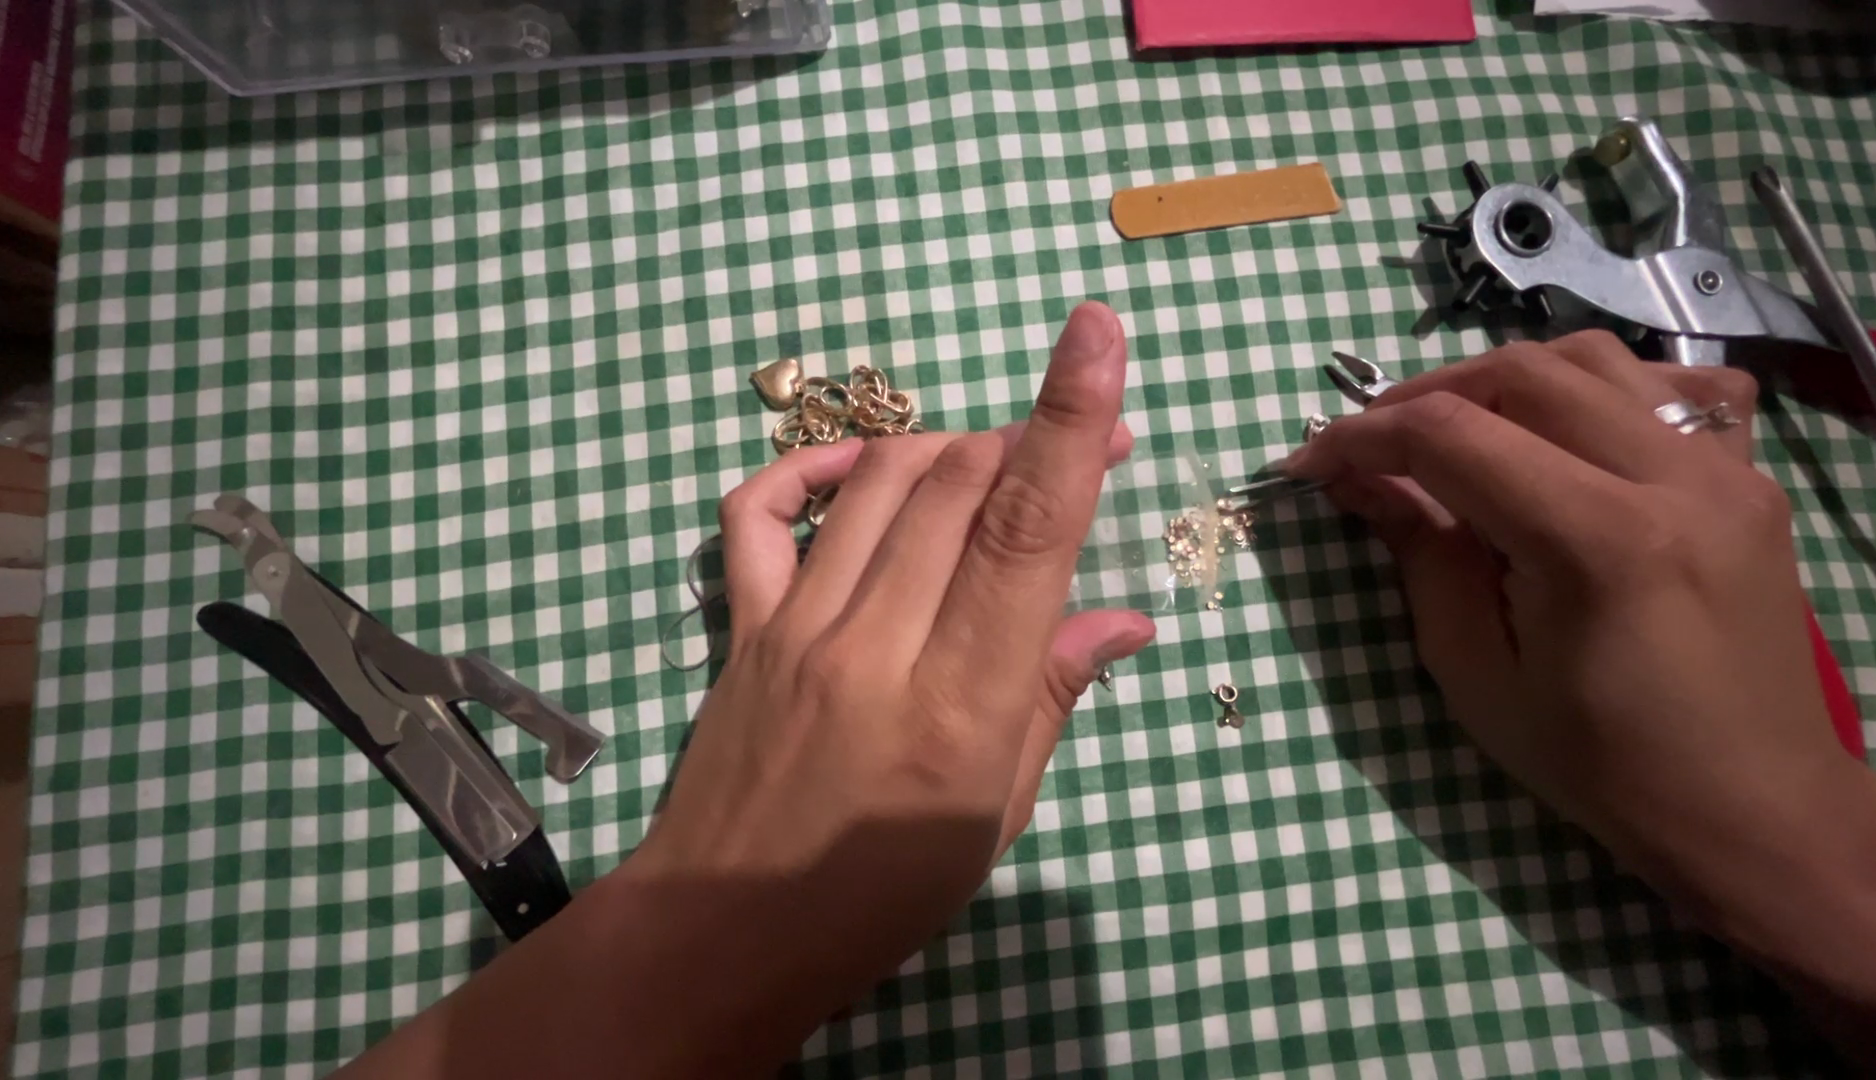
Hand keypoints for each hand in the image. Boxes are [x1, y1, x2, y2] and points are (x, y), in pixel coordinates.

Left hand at [625, 302, 1153, 1064]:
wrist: (722, 929)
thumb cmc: (879, 892)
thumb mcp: (994, 814)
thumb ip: (1052, 699)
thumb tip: (1123, 618)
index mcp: (958, 701)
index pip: (1023, 532)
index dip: (1068, 426)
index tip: (1098, 340)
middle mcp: (874, 641)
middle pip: (955, 484)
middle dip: (1028, 433)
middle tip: (1081, 431)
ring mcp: (794, 624)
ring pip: (877, 482)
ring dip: (949, 445)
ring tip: (994, 458)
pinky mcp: (740, 624)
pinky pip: (757, 512)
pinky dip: (810, 468)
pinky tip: (857, 468)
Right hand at [1283, 331, 1875, 1059]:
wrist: (1750, 805)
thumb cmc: (1591, 756)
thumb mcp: (1470, 664)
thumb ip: (1418, 551)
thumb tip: (1357, 478)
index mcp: (1595, 541)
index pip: (1450, 437)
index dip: (1359, 437)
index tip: (1307, 462)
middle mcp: (1671, 478)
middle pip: (1517, 375)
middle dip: (1416, 398)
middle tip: (1365, 447)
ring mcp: (1725, 468)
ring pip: (1589, 359)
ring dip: (1493, 382)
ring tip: (1445, 432)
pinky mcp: (1744, 478)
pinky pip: (1664, 385)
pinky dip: (1587, 387)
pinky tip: (1554, 430)